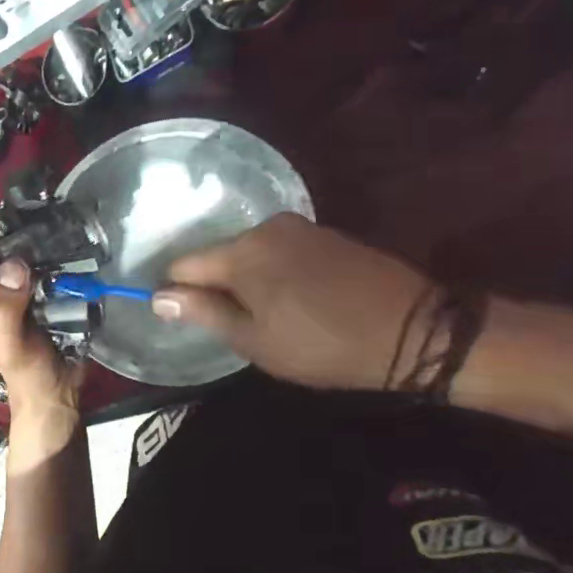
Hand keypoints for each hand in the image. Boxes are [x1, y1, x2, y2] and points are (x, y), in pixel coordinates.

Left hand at [0, 209, 81, 414]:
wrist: (56, 390)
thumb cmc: (26, 369)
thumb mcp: (8, 343)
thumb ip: (3, 307)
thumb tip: (15, 264)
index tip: (6, 214)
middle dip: (11, 222)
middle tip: (40, 215)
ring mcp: (20, 284)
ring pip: (22, 245)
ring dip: (38, 233)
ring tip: (61, 226)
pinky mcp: (46, 288)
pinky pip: (48, 259)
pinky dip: (58, 249)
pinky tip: (73, 245)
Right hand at [151, 213, 436, 390]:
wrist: (414, 330)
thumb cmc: (323, 345)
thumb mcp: (256, 341)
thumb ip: (205, 313)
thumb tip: (158, 296)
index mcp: (243, 253)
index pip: (184, 265)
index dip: (177, 292)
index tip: (188, 319)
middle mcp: (266, 227)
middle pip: (218, 255)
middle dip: (216, 286)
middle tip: (236, 326)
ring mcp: (300, 226)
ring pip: (250, 252)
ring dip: (248, 279)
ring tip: (270, 316)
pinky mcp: (326, 233)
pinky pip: (280, 250)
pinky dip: (276, 272)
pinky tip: (297, 299)